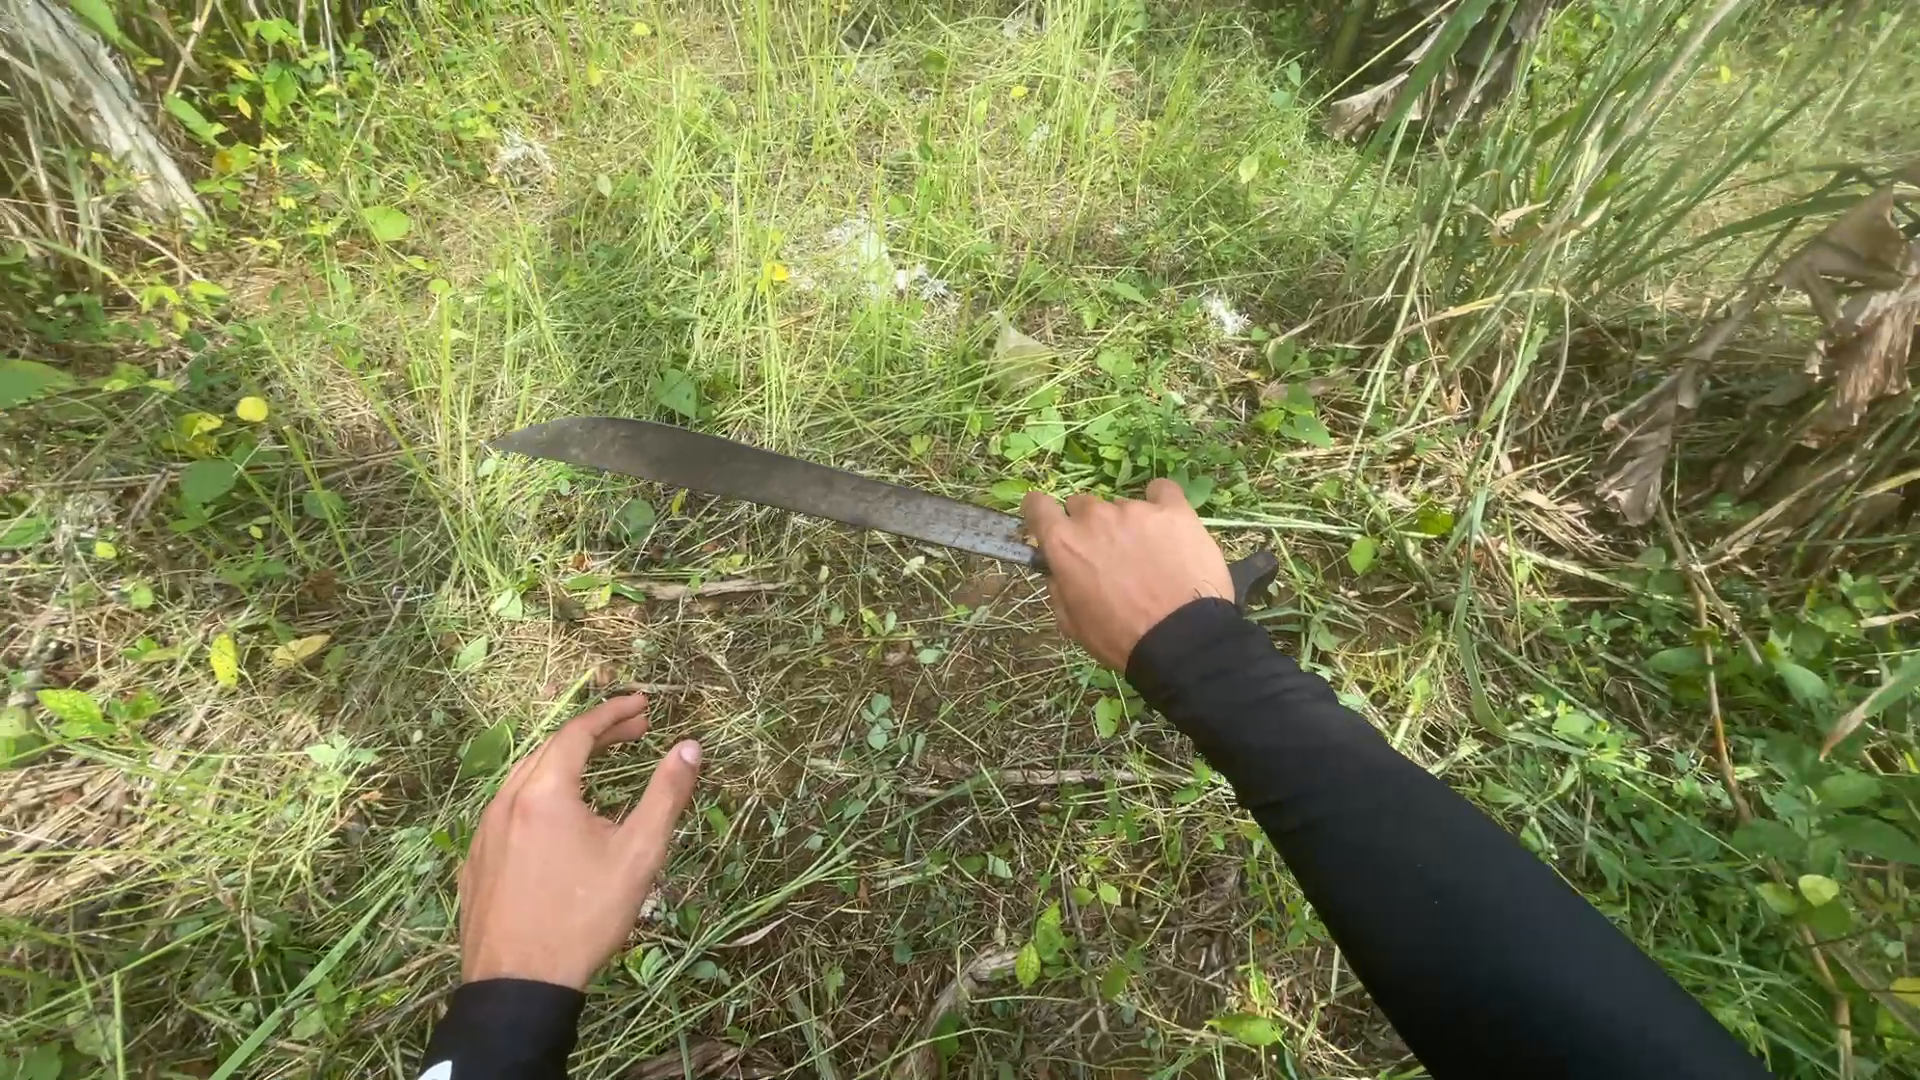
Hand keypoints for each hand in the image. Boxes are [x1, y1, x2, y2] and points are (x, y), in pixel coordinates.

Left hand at [457, 693, 700, 988]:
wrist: (519, 989)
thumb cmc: (585, 914)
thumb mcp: (640, 852)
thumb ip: (667, 793)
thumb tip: (690, 747)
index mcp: (545, 792)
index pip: (579, 732)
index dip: (614, 712)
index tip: (644, 703)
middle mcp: (506, 802)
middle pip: (553, 748)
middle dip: (597, 733)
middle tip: (638, 731)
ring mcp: (484, 833)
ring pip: (528, 776)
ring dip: (569, 760)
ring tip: (604, 763)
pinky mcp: (475, 861)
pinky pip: (511, 806)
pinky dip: (544, 790)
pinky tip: (564, 814)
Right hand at [1023, 478, 1232, 669]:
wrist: (1182, 639)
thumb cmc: (1120, 637)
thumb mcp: (1073, 624)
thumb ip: (1058, 589)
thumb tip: (1058, 572)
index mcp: (1064, 543)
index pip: (1038, 506)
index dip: (1040, 512)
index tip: (1048, 522)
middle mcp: (1095, 517)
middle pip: (1081, 505)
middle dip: (1087, 526)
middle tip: (1106, 554)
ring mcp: (1135, 510)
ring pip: (1121, 506)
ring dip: (1126, 524)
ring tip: (1148, 555)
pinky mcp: (1173, 509)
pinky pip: (1162, 491)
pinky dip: (1160, 502)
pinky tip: (1166, 523)